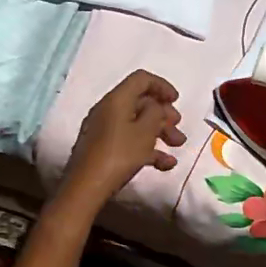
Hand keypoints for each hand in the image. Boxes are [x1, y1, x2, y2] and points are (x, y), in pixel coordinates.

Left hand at [58, 70, 186, 208]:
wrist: (86, 187)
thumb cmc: (119, 154)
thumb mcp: (145, 132)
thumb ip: (156, 113)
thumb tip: (155, 107)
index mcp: (116, 99)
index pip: (141, 79)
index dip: (162, 86)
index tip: (176, 100)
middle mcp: (108, 110)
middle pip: (140, 103)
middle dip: (163, 115)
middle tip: (178, 127)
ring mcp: (103, 130)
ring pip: (136, 124)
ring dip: (159, 133)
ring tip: (176, 147)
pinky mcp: (102, 148)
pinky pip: (129, 141)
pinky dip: (147, 148)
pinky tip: (164, 164)